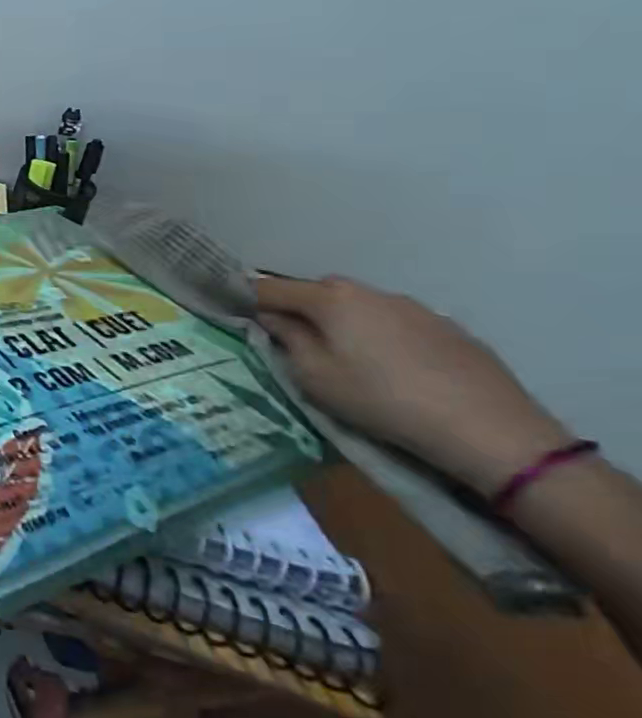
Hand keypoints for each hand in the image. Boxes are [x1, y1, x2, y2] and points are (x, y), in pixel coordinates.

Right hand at [254, 275, 570, 493]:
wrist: (489, 430)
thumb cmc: (380, 399)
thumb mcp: (313, 375)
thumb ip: (286, 339)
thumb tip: (271, 318)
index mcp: (332, 299)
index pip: (271, 288)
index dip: (245, 297)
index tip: (229, 310)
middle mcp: (371, 293)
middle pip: (318, 293)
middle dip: (297, 309)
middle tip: (287, 338)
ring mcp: (416, 309)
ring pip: (360, 307)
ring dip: (341, 322)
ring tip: (341, 356)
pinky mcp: (450, 330)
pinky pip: (396, 324)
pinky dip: (380, 337)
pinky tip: (390, 368)